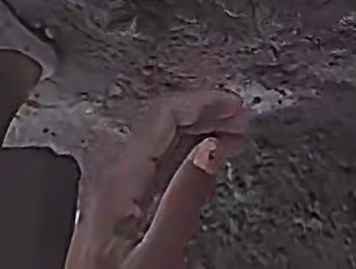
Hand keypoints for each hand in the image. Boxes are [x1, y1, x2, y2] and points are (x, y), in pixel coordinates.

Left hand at [65, 90, 249, 268]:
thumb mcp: (157, 255)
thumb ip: (185, 200)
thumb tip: (212, 148)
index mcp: (120, 178)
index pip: (164, 116)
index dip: (203, 103)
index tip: (234, 106)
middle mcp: (115, 175)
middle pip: (164, 123)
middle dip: (206, 113)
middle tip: (240, 118)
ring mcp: (117, 189)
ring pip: (164, 141)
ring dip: (201, 130)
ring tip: (232, 133)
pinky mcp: (123, 206)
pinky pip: (161, 162)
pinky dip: (189, 152)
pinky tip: (207, 158)